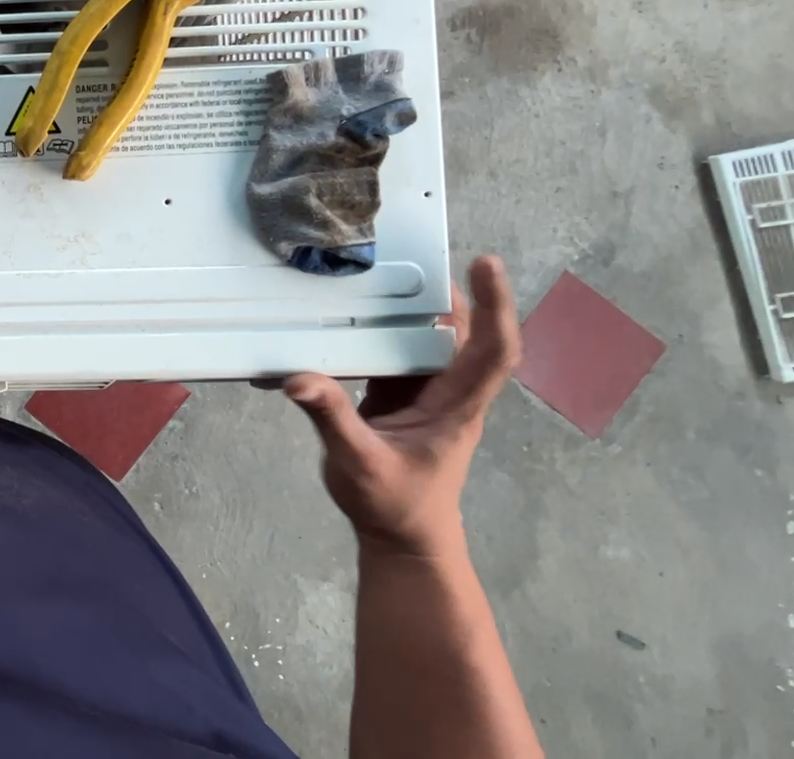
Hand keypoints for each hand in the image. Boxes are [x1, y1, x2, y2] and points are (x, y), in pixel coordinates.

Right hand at [281, 256, 520, 557]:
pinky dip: (385, 330)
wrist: (402, 538)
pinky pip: (401, 355)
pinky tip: (355, 316)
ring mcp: (425, 396)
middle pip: (468, 335)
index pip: (492, 350)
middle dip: (455, 292)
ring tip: (383, 275)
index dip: (496, 306)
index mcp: (455, 406)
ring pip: (434, 342)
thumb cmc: (394, 505)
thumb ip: (331, 419)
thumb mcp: (359, 463)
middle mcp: (448, 393)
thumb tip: (297, 378)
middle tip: (418, 255)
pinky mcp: (400, 399)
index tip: (486, 262)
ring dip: (418, 308)